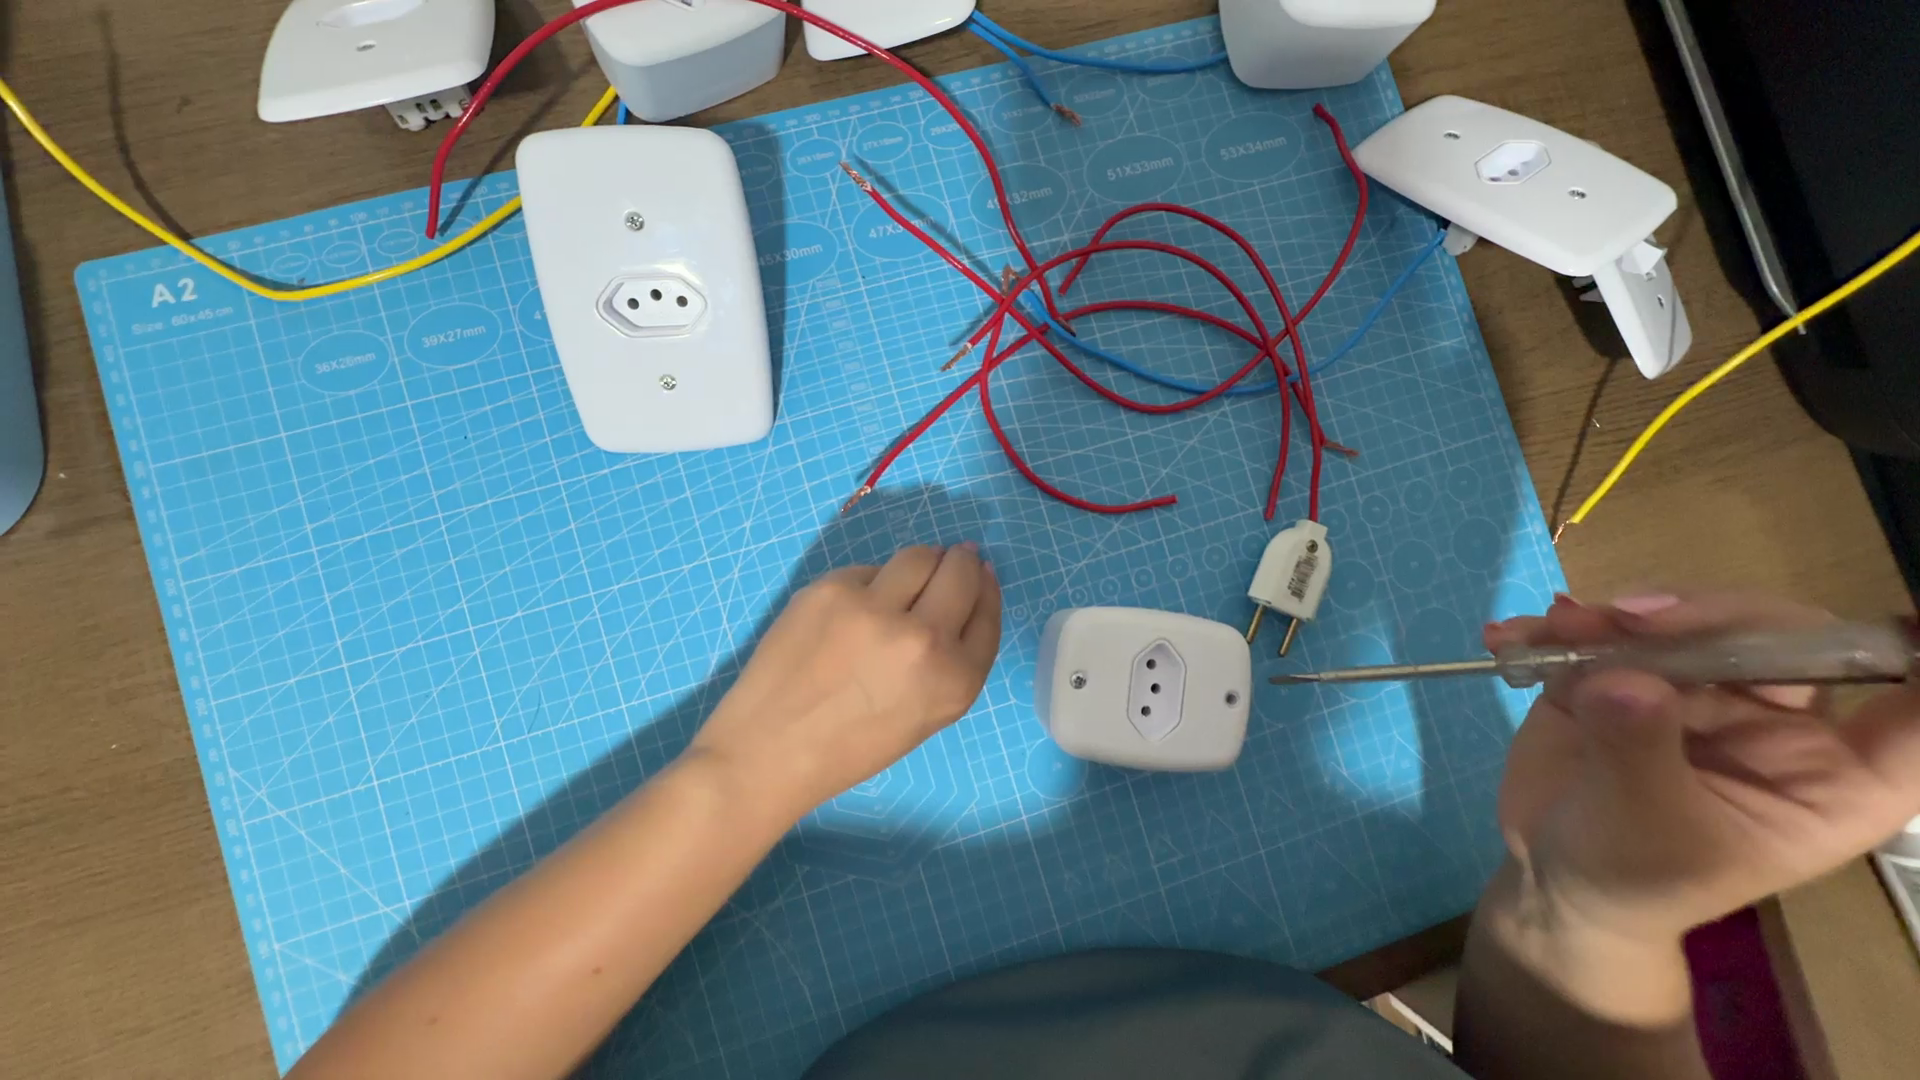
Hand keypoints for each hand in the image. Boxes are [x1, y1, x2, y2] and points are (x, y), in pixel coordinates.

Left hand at [687, 544, 1002, 822]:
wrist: (771, 750)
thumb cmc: (852, 745)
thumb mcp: (927, 715)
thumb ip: (954, 659)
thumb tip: (968, 591)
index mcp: (954, 680)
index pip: (988, 612)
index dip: (986, 588)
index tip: (980, 574)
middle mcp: (923, 638)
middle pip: (961, 571)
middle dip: (962, 562)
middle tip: (952, 563)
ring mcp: (874, 607)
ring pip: (918, 556)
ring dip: (922, 563)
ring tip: (902, 588)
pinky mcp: (831, 589)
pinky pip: (869, 570)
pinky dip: (871, 584)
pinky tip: (852, 612)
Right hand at [1488, 592, 1919, 945]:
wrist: (1552, 877)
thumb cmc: (1630, 875)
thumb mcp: (1648, 826)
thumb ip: (1640, 749)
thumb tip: (1620, 677)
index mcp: (1828, 772)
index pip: (1908, 711)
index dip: (1910, 657)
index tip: (1903, 621)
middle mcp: (1770, 720)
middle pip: (1772, 637)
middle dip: (1704, 615)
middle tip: (1629, 618)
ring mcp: (1688, 693)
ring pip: (1677, 623)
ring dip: (1611, 616)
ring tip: (1552, 628)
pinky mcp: (1614, 678)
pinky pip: (1593, 636)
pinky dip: (1550, 628)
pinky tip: (1510, 638)